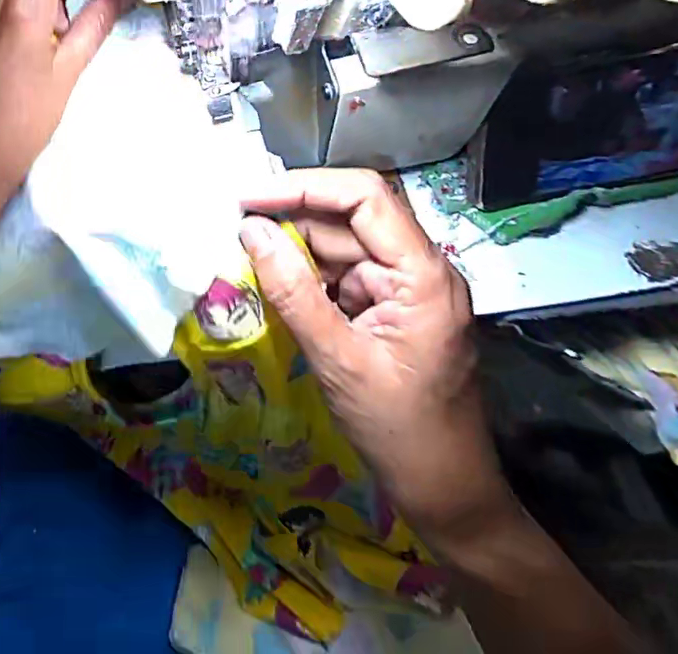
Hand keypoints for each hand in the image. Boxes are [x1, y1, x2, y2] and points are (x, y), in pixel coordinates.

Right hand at [240, 169, 509, 536]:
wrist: (442, 489)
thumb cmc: (400, 430)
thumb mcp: (338, 360)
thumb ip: (292, 292)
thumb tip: (250, 232)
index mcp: (423, 274)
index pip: (366, 198)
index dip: (306, 187)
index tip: (252, 197)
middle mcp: (416, 268)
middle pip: (347, 219)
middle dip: (290, 219)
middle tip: (234, 225)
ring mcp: (401, 287)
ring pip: (337, 245)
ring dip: (292, 249)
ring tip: (243, 254)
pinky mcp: (385, 306)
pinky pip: (337, 273)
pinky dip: (303, 275)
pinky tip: (271, 280)